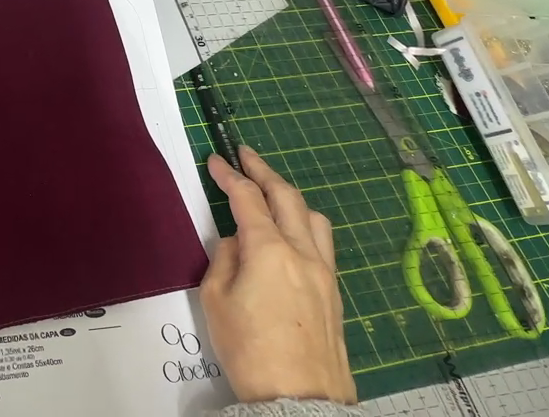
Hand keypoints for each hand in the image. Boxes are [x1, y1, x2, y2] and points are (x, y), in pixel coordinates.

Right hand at [201, 146, 355, 404]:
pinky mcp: (334, 294)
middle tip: (245, 155)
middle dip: (263, 171)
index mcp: (270, 250)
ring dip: (290, 197)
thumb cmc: (248, 348)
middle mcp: (303, 254)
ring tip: (271, 192)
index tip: (214, 159)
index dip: (229, 174)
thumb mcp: (215, 298)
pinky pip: (322, 243)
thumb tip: (238, 244)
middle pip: (287, 197)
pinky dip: (303, 224)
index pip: (248, 198)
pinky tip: (288, 233)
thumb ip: (225, 259)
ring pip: (314, 218)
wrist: (299, 401)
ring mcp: (324, 274)